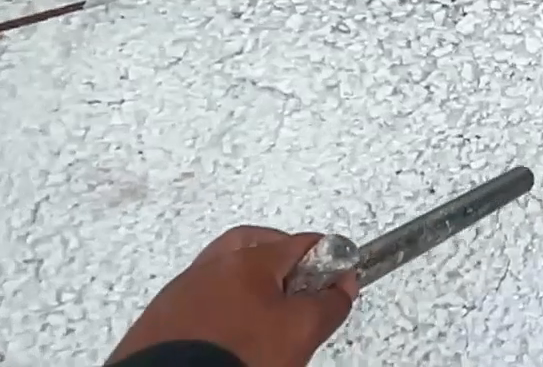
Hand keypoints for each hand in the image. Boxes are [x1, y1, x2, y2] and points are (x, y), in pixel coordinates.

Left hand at [109, 226, 356, 366]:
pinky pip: (191, 308)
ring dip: (242, 288)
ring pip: (217, 277)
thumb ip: (335, 300)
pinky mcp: (145, 333)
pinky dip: (213, 314)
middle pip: (250, 245)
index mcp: (246, 260)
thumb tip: (342, 287)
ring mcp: (170, 302)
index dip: (329, 261)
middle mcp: (205, 271)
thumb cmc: (234, 358)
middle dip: (277, 257)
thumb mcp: (305, 329)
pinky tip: (224, 339)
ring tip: (258, 318)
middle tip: (294, 282)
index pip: (304, 243)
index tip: (336, 287)